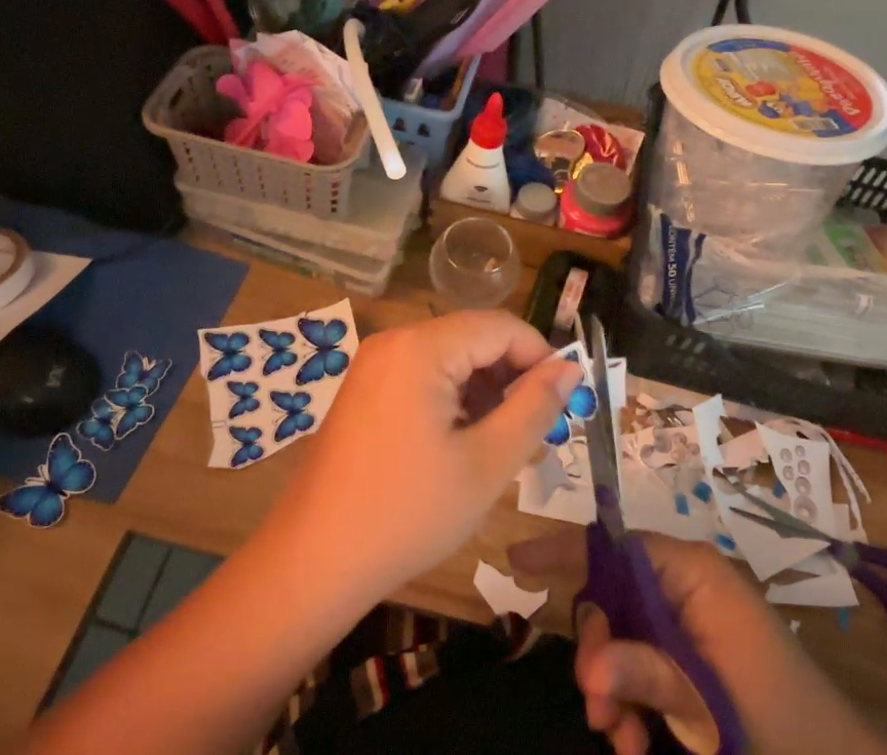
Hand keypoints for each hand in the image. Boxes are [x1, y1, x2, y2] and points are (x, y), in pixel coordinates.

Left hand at [272, 310, 582, 592]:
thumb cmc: (408, 513)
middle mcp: (393, 343)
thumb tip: (570, 368)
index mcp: (420, 348)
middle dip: (512, 380)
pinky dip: (454, 403)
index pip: (501, 327)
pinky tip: (466, 448)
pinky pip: (423, 379)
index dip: (541, 358)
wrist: (316, 560)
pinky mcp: (365, 393)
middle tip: (537, 436)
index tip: (564, 405)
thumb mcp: (487, 463)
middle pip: (474, 340)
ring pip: (451, 361)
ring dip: (486, 395)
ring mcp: (373, 367)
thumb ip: (534, 408)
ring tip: (506, 449)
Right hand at [508, 529, 886, 754]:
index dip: (564, 550)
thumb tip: (588, 666)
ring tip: (621, 737)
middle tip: (597, 704)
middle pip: (610, 598)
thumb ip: (645, 672)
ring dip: (612, 690)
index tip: (515, 562)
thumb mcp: (705, 696)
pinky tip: (635, 742)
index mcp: (692, 574)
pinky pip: (641, 666)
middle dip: (596, 653)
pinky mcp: (691, 658)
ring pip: (621, 639)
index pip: (613, 545)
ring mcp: (689, 623)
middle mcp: (686, 587)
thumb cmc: (776, 717)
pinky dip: (630, 703)